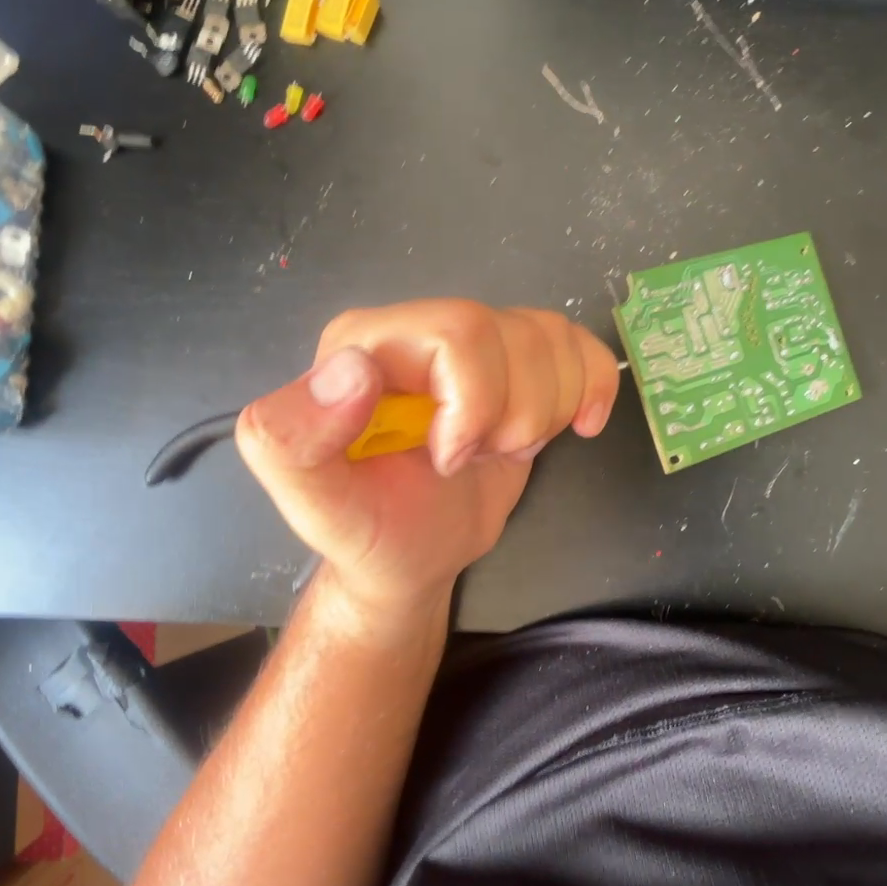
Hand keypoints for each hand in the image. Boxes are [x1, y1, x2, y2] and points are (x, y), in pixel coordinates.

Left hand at [236, 300, 619, 614]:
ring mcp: (475, 345)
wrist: (415, 556)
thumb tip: (352, 369)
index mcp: (365, 343)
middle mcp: (420, 329)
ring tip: (499, 453)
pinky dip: (593, 386)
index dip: (476, 402)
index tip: (449, 462)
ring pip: (551, 340)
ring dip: (545, 414)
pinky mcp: (519, 366)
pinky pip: (578, 346)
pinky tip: (579, 426)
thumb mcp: (316, 507)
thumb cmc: (369, 534)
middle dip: (514, 416)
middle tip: (475, 461)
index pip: (458, 332)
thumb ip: (293, 439)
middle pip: (514, 334)